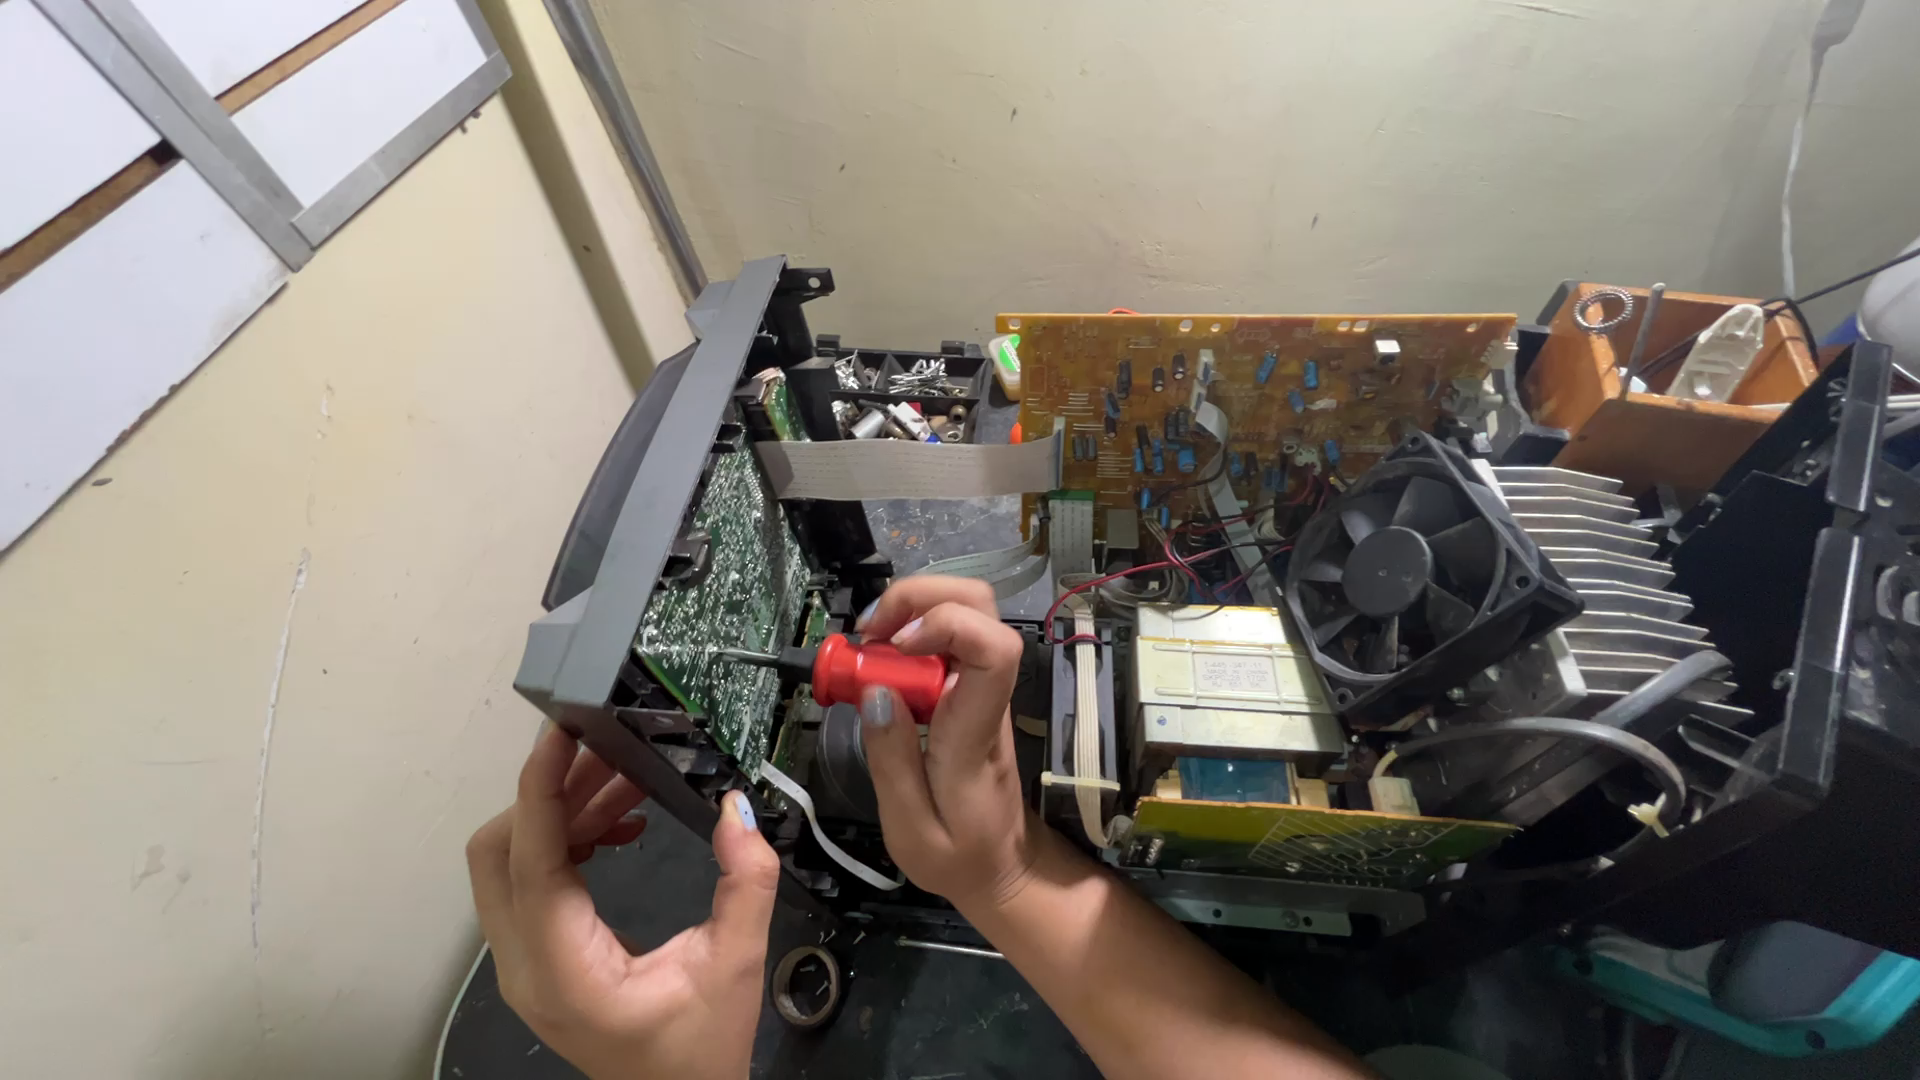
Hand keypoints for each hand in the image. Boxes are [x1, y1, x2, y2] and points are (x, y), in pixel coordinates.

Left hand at [466, 725, 778, 1079]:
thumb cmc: (702, 1046)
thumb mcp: (737, 960)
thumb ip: (746, 879)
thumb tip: (736, 806)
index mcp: (563, 968)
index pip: (530, 860)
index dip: (540, 789)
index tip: (561, 732)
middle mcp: (524, 963)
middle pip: (502, 852)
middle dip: (554, 792)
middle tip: (617, 755)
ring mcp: (524, 962)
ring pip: (515, 861)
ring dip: (566, 811)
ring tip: (632, 781)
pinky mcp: (540, 957)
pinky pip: (534, 879)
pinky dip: (570, 839)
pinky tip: (623, 825)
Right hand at [855, 576, 1042, 912]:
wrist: (1003, 862)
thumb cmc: (960, 854)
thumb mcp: (911, 830)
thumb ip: (891, 761)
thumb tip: (876, 692)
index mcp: (976, 731)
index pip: (994, 650)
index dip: (946, 624)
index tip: (894, 644)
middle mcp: (986, 694)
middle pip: (980, 604)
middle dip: (920, 596)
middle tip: (868, 631)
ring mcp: (979, 684)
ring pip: (968, 606)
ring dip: (913, 605)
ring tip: (868, 639)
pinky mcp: (968, 686)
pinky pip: (949, 631)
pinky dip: (911, 623)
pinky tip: (880, 653)